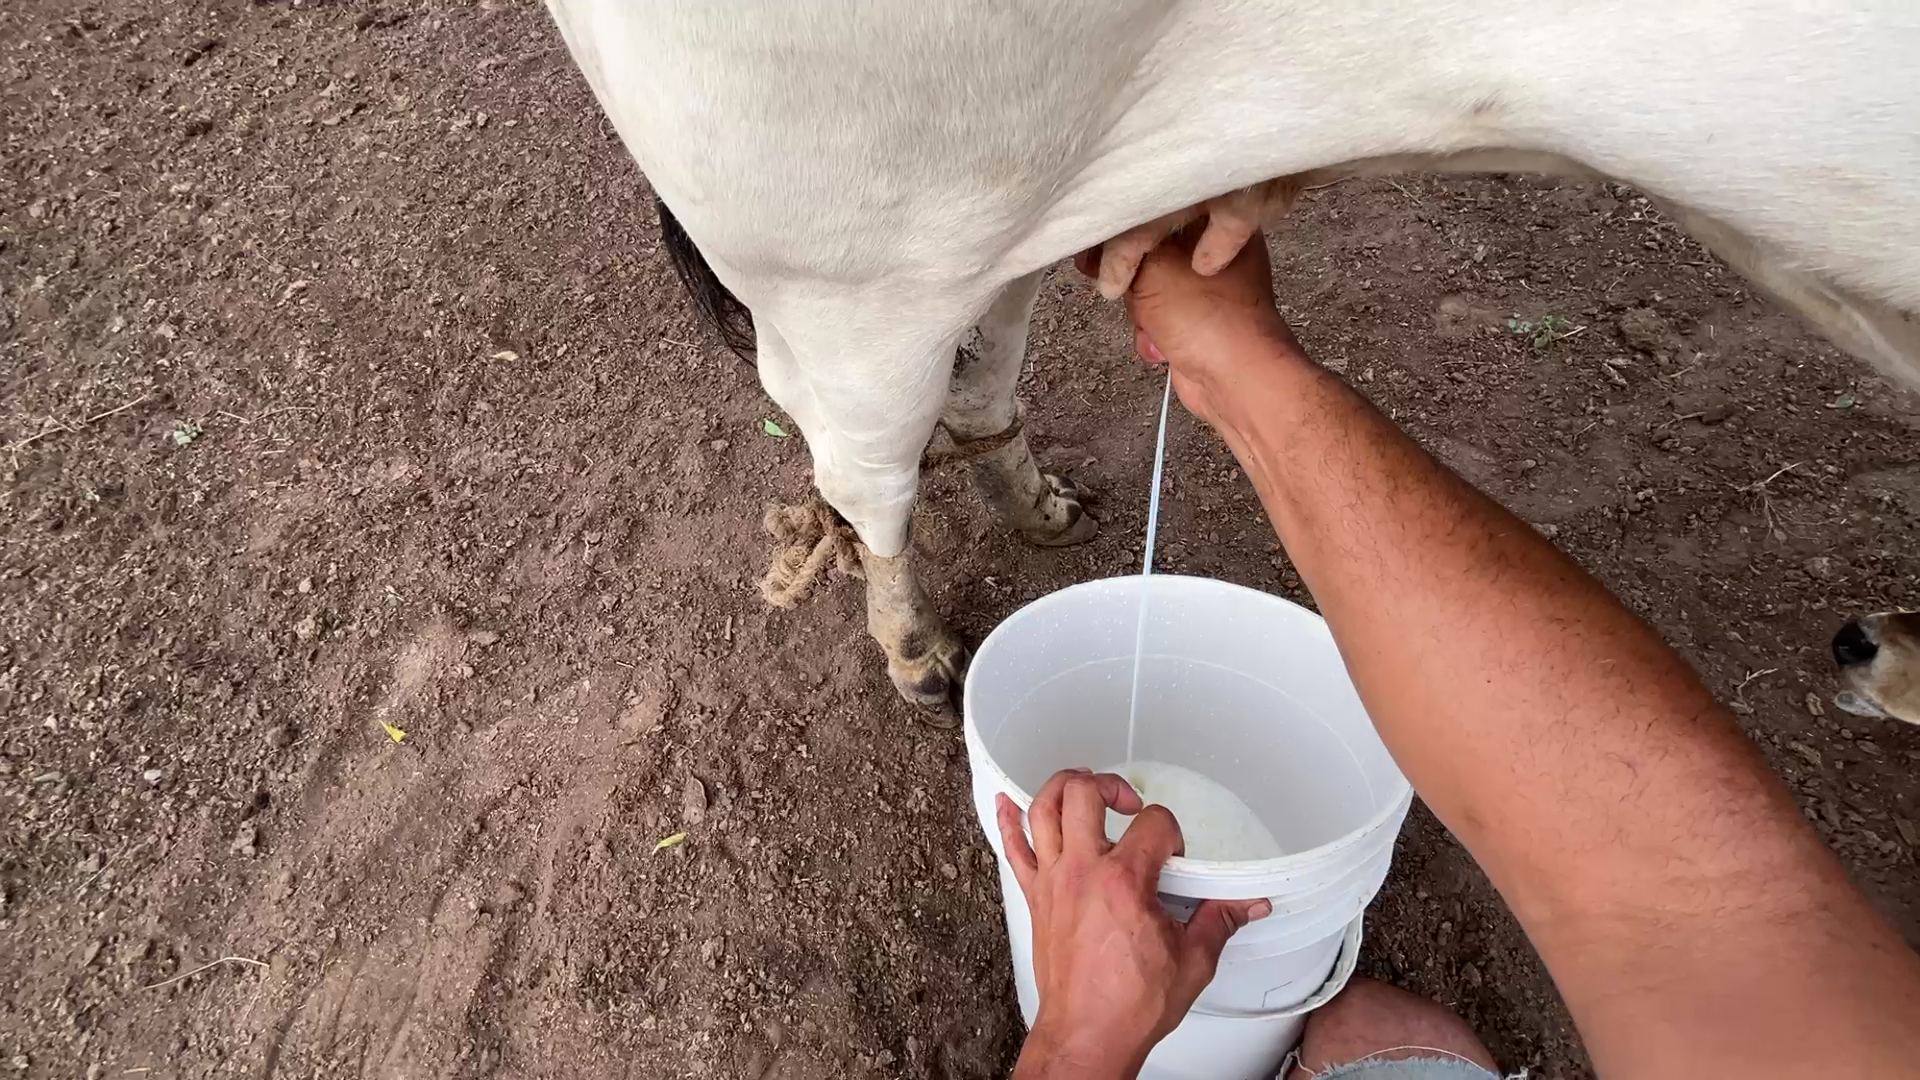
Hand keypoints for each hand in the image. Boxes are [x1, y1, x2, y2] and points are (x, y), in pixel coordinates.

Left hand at [1000, 769, 1271, 1078]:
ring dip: (1061, 786)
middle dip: (1110, 785)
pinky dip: (1007, 820)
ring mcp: (1053, 879)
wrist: (1087, 1034)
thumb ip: (1216, 920)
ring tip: (1080, 783)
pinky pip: (1012, 847)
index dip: (1171, 830)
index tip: (1174, 851)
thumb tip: (1243, 903)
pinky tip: (1006, 802)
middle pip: (1084, 794)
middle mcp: (1083, 871)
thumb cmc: (1129, 1004)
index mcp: (1124, 882)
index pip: (1153, 824)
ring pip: (1043, 809)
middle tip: (1126, 800)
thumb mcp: (1191, 962)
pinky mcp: (1035, 894)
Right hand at [1076, 227, 1309, 430]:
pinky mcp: (1195, 322)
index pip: (1154, 215)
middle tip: (1130, 294)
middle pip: (1146, 255)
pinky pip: (1156, 318)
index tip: (1100, 252)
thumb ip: (1121, 252)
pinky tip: (1157, 346)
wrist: (1232, 376)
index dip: (1123, 234)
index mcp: (1214, 222)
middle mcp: (1212, 251)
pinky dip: (1151, 334)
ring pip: (1147, 290)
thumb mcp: (1153, 269)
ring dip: (1140, 315)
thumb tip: (1093, 250)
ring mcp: (1205, 290)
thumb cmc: (1204, 316)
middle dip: (1132, 284)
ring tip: (1150, 326)